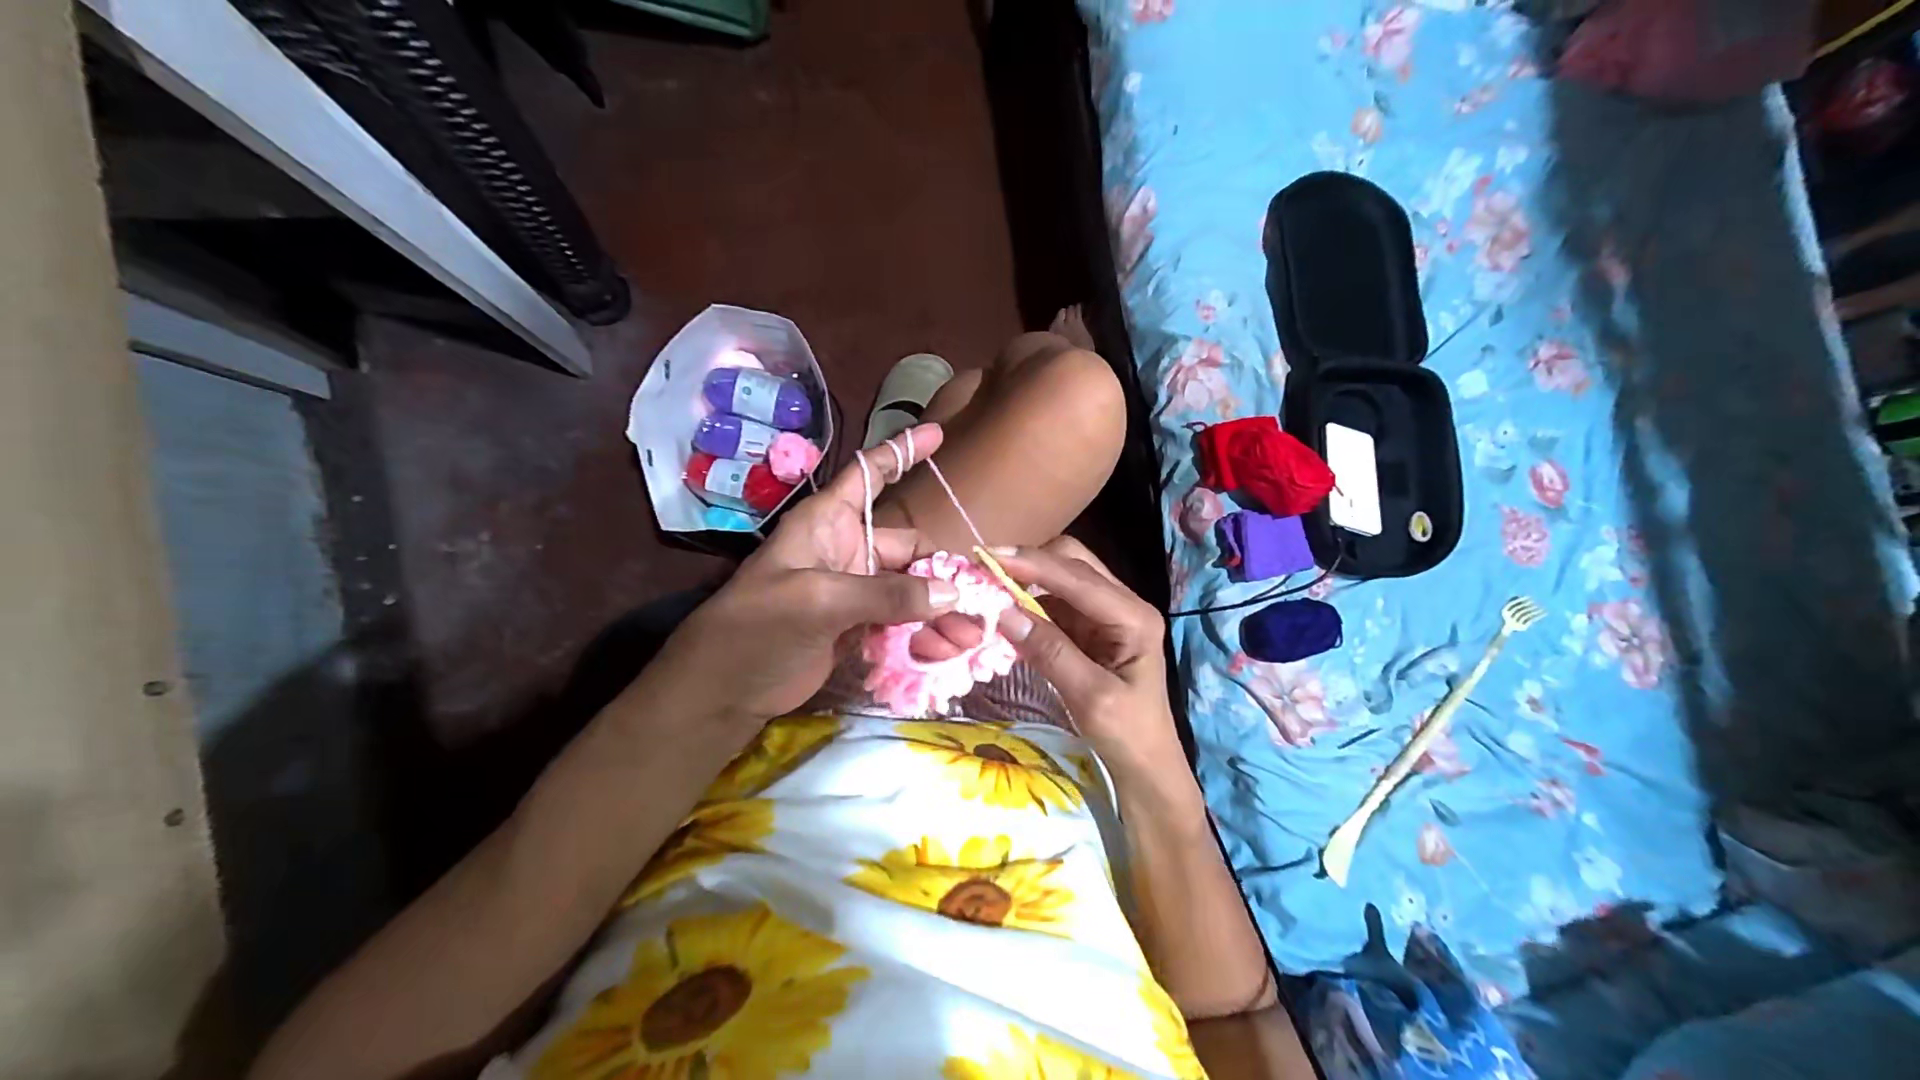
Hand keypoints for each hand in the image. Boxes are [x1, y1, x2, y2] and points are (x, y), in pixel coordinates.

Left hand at [657, 424, 969, 726]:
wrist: (724, 689)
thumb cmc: (757, 626)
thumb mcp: (818, 601)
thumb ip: (886, 594)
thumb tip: (952, 593)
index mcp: (828, 523)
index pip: (868, 475)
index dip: (901, 452)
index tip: (939, 433)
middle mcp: (847, 550)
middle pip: (911, 547)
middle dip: (946, 572)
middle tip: (982, 604)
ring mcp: (856, 591)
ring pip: (913, 590)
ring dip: (942, 612)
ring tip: (971, 639)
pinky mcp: (860, 627)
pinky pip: (904, 622)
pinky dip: (926, 635)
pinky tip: (946, 653)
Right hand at [992, 538, 1191, 786]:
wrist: (1145, 766)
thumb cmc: (1127, 735)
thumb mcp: (1089, 697)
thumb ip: (1050, 651)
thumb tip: (1004, 612)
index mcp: (1133, 617)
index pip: (1077, 576)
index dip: (1032, 563)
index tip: (989, 557)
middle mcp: (1122, 605)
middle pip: (1072, 561)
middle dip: (1030, 562)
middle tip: (986, 572)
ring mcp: (1105, 616)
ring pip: (1061, 578)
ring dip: (1026, 580)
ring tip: (988, 590)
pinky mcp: (1088, 630)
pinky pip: (1054, 603)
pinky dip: (1028, 603)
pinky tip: (1005, 614)